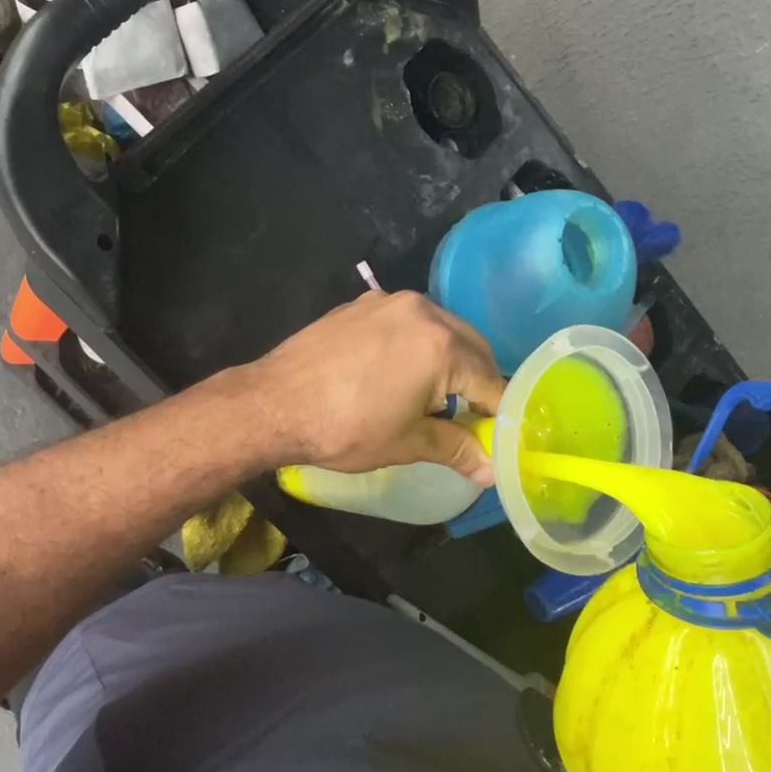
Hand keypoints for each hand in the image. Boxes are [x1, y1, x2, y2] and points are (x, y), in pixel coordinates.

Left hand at [234, 291, 505, 484]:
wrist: (273, 404)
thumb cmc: (344, 428)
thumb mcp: (406, 444)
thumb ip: (455, 449)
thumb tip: (490, 469)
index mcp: (441, 346)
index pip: (490, 381)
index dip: (497, 413)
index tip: (496, 435)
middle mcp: (422, 311)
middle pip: (472, 347)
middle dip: (477, 382)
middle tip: (469, 419)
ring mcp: (389, 302)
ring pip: (440, 328)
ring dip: (449, 359)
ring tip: (433, 398)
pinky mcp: (361, 303)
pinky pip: (407, 321)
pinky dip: (416, 344)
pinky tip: (398, 373)